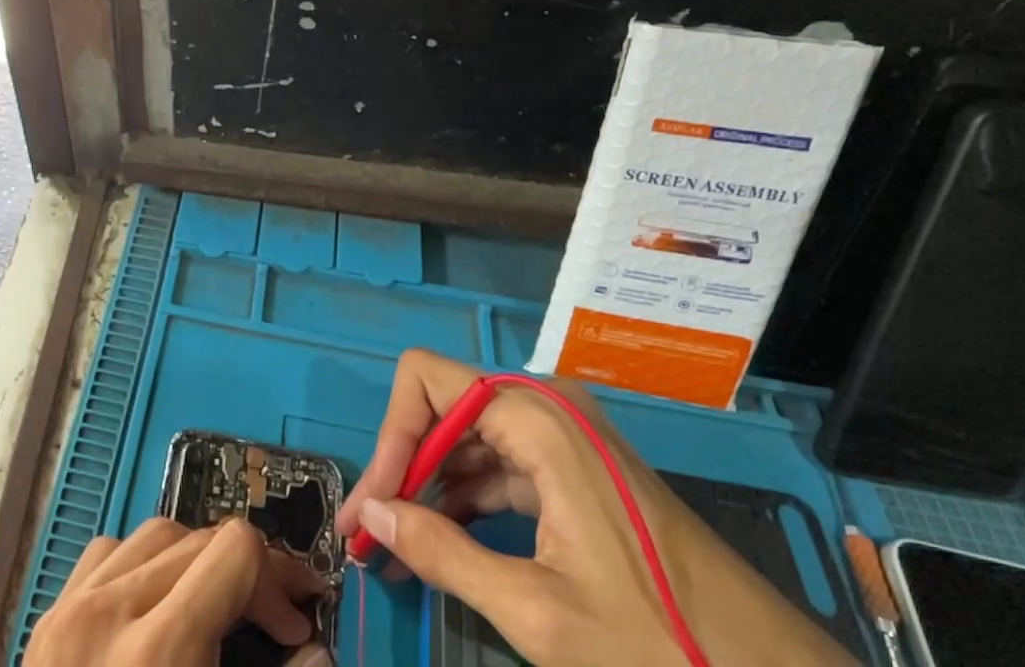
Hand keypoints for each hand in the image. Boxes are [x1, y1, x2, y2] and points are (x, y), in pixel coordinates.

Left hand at [24, 517, 329, 665]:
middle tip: (273, 621)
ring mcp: (69, 612)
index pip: (236, 550)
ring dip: (196, 561)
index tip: (295, 625)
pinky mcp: (47, 622)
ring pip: (153, 537)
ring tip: (218, 606)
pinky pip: (106, 557)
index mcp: (160, 650)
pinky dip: (142, 564)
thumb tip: (315, 652)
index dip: (280, 579)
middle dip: (248, 575)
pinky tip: (157, 604)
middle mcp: (108, 612)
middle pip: (200, 539)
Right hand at [337, 350, 857, 666]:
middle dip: (401, 469)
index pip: (428, 383)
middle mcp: (551, 411)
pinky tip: (439, 548)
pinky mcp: (580, 473)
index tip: (373, 508)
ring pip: (469, 441)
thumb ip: (442, 553)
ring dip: (427, 491)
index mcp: (540, 421)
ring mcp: (569, 441)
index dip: (390, 439)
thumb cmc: (657, 640)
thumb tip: (372, 516)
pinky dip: (465, 503)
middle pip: (444, 409)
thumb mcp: (536, 609)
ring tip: (393, 552)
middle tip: (368, 534)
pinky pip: (502, 468)